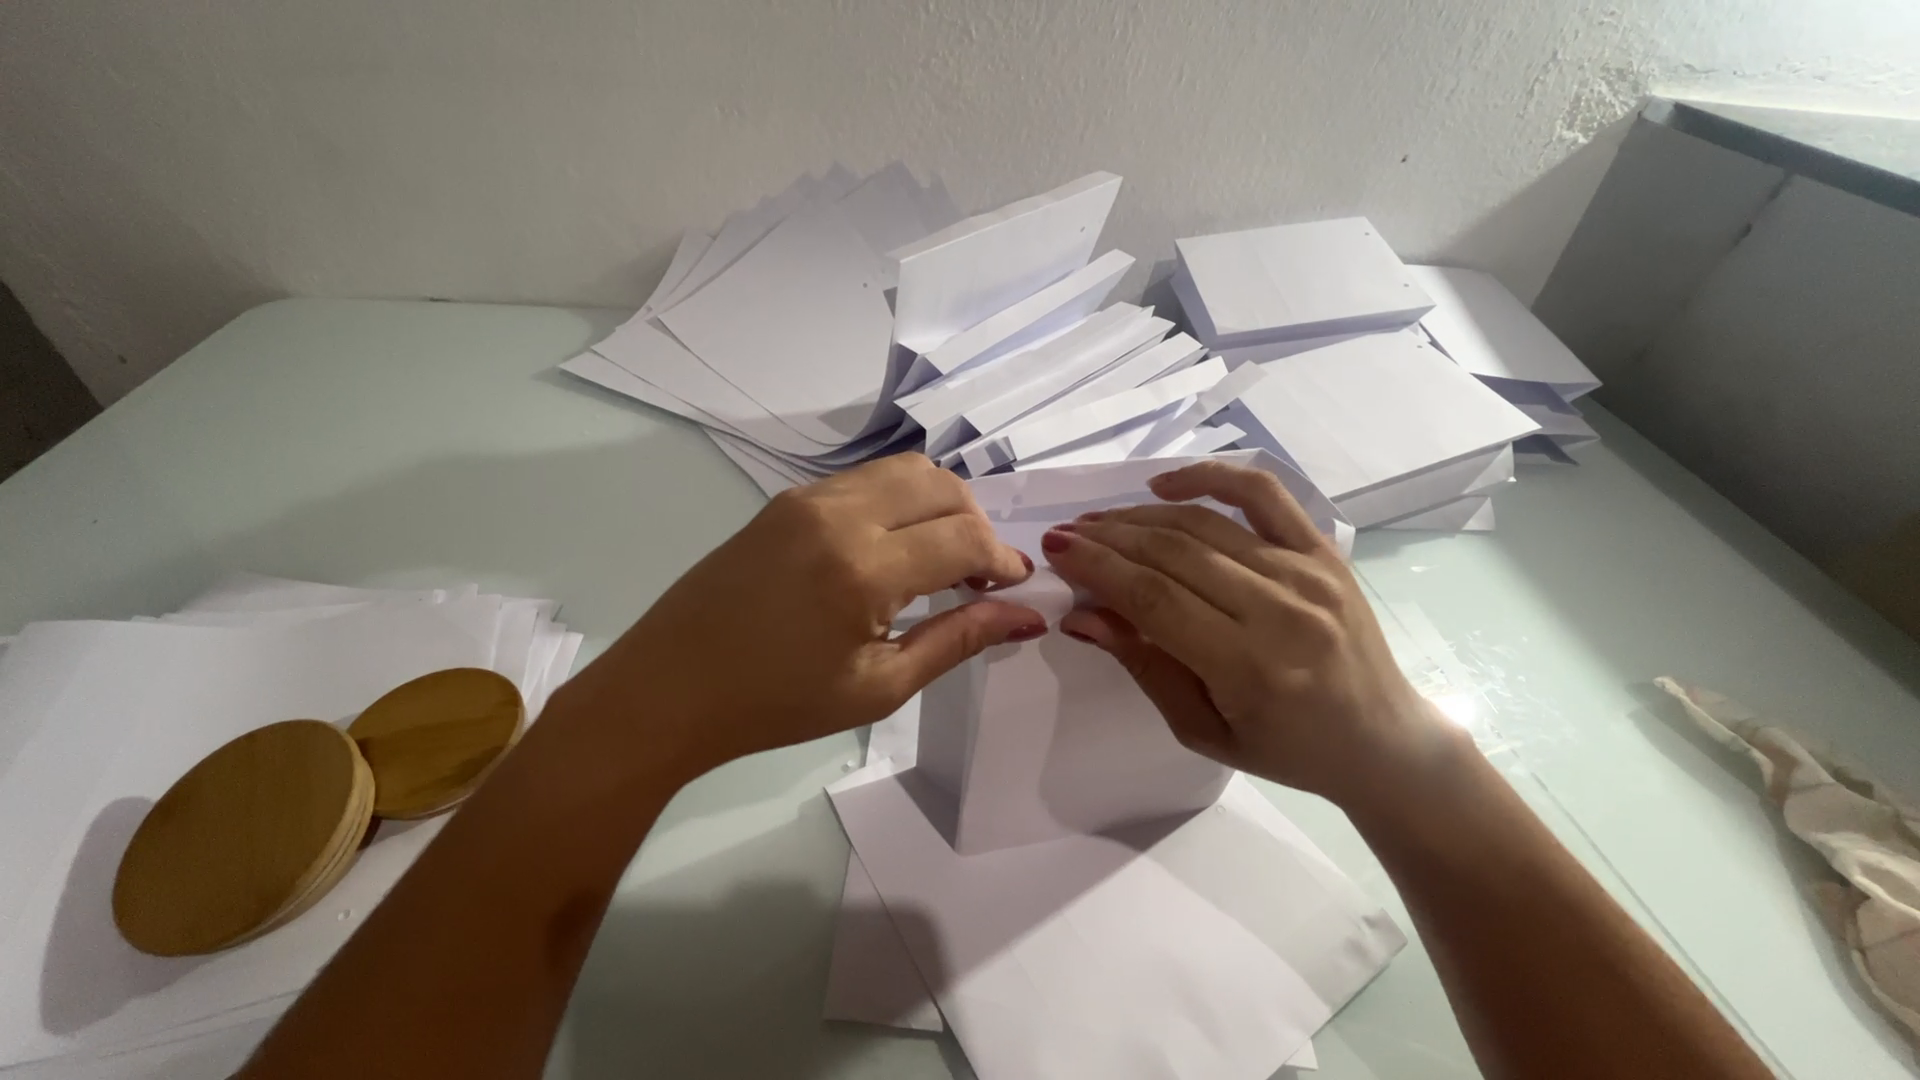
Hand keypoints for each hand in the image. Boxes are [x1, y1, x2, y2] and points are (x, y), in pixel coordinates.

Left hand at [560, 454, 1042, 779]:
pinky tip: (893, 548)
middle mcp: (839, 514)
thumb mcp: (877, 687)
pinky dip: (899, 500)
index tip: (1015, 587)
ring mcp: (807, 499)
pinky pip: (864, 480)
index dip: (1002, 559)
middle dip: (977, 523)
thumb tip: (1025, 615)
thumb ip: (957, 641)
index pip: (965, 537)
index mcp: (863, 568)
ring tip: (940, 558)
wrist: (669, 689)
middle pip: (941, 485)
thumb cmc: (776, 705)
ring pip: (904, 470)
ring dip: (939, 504)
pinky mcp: (785, 500)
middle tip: (980, 575)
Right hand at [1041, 461, 1448, 809]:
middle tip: (1066, 534)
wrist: (1381, 740)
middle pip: (1173, 553)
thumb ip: (1143, 665)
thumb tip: (1082, 614)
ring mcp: (1308, 572)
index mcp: (1251, 666)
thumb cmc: (1286, 749)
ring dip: (1140, 516)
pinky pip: (1262, 494)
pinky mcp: (1323, 551)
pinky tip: (1166, 484)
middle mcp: (1281, 610)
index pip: (1154, 597)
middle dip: (1108, 538)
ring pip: (1205, 524)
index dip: (1098, 568)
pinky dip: (1210, 476)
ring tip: (1099, 521)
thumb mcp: (1201, 728)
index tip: (1056, 550)